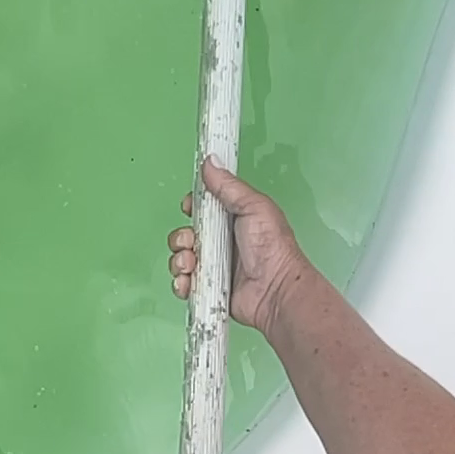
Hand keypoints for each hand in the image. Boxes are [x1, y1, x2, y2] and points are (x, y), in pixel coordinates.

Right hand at [168, 158, 319, 332]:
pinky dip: (181, 283)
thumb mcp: (255, 207)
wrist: (275, 291)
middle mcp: (221, 244)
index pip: (202, 209)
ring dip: (179, 261)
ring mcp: (214, 268)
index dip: (192, 207)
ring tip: (192, 264)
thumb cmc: (273, 250)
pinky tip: (188, 282)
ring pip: (181, 260)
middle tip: (193, 242)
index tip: (190, 207)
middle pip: (185, 235)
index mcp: (232, 221)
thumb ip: (230, 186)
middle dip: (181, 238)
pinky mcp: (208, 290)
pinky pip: (184, 285)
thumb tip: (211, 162)